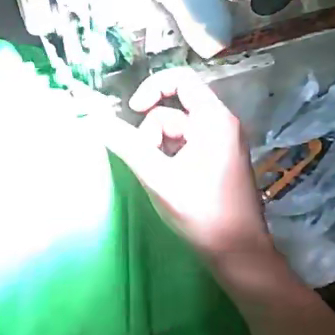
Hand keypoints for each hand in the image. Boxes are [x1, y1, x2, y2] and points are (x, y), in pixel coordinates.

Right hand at [100, 68, 293, 289]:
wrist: (239, 253)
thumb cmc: (203, 213)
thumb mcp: (158, 178)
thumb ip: (126, 145)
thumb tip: (95, 119)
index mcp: (214, 120)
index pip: (180, 80)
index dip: (151, 89)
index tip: (132, 112)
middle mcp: (220, 124)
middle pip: (172, 110)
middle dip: (151, 132)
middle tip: (148, 165)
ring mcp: (220, 143)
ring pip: (175, 131)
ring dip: (158, 149)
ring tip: (160, 180)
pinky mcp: (216, 160)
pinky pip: (184, 146)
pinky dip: (169, 158)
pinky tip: (168, 183)